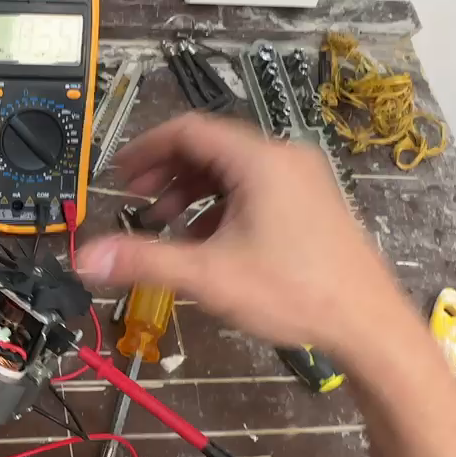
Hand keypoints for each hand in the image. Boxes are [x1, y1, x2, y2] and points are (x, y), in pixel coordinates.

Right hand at [72, 112, 423, 365]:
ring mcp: (301, 179)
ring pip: (230, 170)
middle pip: (209, 148)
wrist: (370, 326)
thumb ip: (144, 261)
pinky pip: (252, 188)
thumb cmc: (294, 292)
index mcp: (259, 161)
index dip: (146, 148)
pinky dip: (219, 205)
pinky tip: (204, 240)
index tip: (118, 171)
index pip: (189, 130)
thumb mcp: (209, 275)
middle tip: (134, 198)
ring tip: (164, 224)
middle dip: (165, 173)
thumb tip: (85, 259)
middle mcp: (283, 158)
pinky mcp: (309, 202)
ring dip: (190, 191)